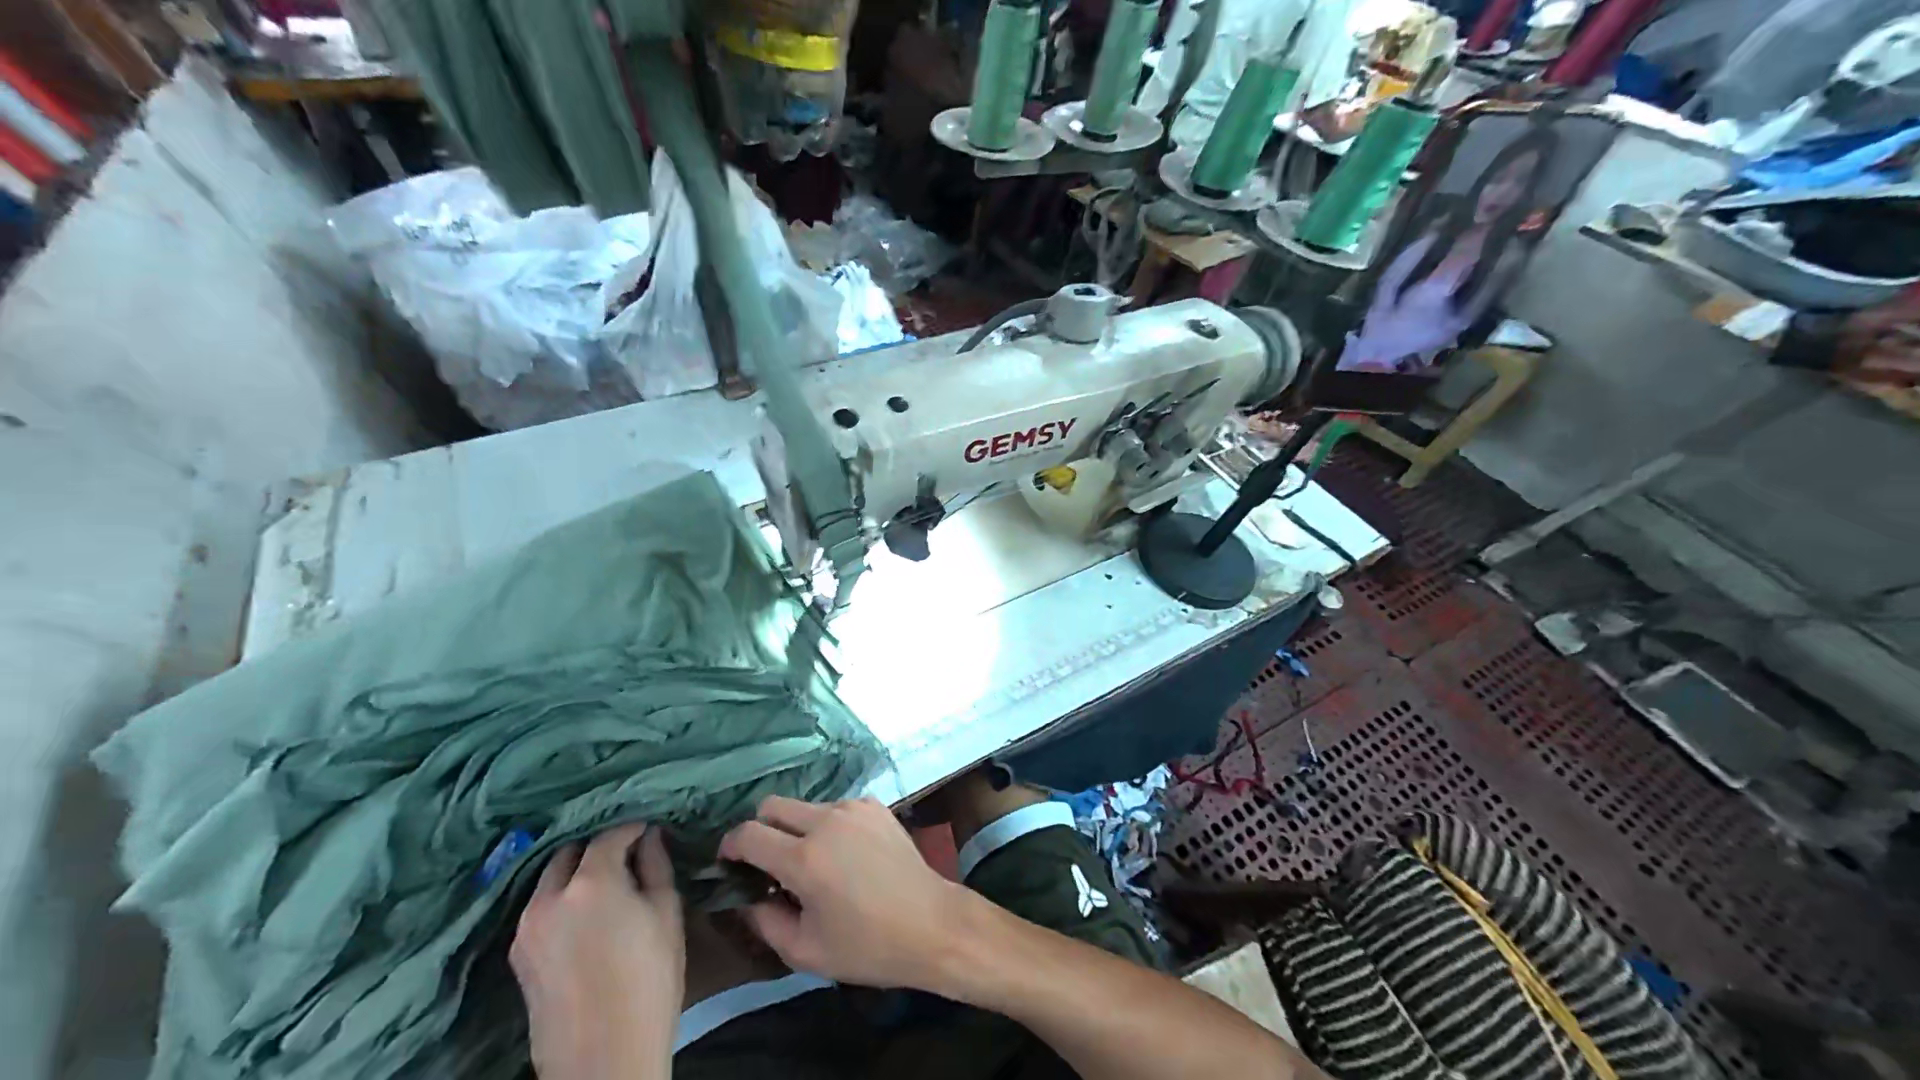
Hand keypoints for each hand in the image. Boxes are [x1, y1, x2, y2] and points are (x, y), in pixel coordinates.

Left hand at [511, 824, 683, 1079]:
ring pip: (550, 880)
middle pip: (570, 852)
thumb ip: (655, 867)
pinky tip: (585, 913)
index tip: (649, 829)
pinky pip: (541, 909)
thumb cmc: (649, 979)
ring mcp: (526, 928)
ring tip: (606, 883)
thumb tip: (649, 838)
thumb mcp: (666, 914)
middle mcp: (548, 897)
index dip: (632, 827)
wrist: (604, 1057)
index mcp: (590, 882)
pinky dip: (562, 899)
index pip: (609, 835)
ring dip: (576, 872)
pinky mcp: (518, 956)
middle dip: (597, 846)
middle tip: (626, 854)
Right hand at [719, 796, 972, 988]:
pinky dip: (828, 825)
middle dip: (760, 829)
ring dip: (796, 828)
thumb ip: (764, 920)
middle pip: (773, 806)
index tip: (728, 862)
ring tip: (811, 861)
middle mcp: (826, 821)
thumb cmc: (867, 946)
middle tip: (766, 862)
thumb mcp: (805, 950)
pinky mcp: (875, 806)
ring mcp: (854, 808)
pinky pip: (837, 807)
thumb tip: (745, 897)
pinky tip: (843, 854)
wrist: (932, 924)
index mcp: (804, 858)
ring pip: (806, 806)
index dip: (730, 846)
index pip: (749, 834)